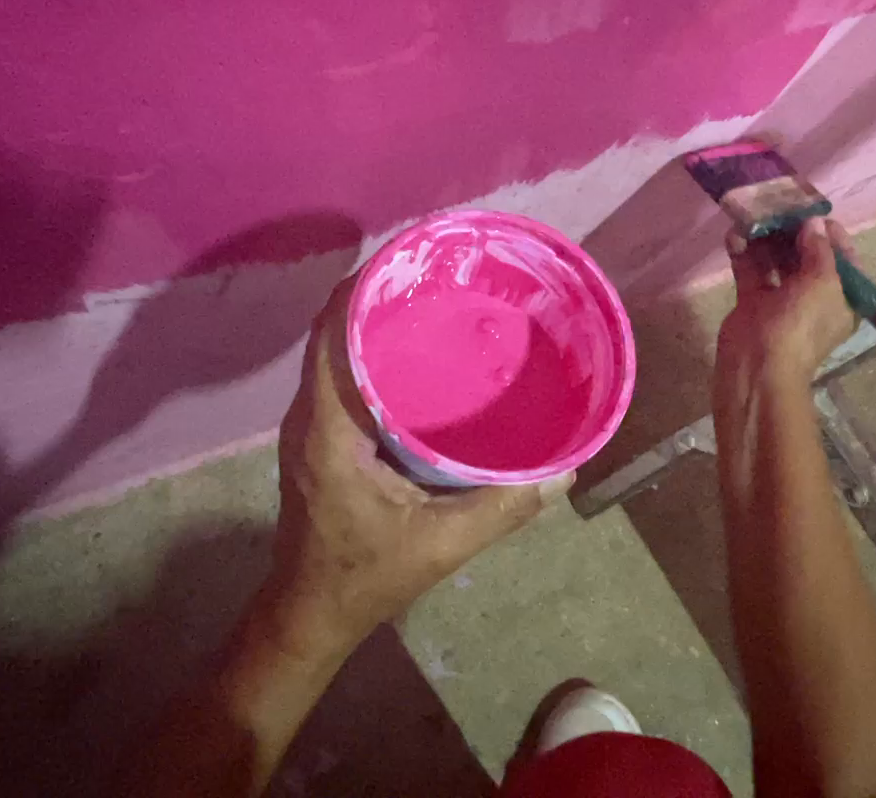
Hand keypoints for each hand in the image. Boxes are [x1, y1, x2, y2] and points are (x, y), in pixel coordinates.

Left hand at [259, 280, 572, 658]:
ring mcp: (311, 423)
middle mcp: (310, 413)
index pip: (332, 332)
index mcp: (329, 427)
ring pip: (335, 347)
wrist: (310, 614)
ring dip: (374, 318)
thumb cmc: (366, 578)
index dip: (365, 286)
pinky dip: (371, 348)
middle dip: (380, 293)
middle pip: (333, 328)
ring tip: (434, 300)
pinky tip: (418, 351)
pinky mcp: (321, 433)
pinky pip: (341, 371)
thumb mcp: (443, 545)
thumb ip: (504, 507)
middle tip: (441, 276)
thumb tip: (565, 469)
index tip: (416, 261)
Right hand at [716, 217, 858, 385]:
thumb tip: (814, 222)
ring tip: (753, 214)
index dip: (830, 234)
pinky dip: (743, 252)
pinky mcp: (752, 301)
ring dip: (765, 238)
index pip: (843, 258)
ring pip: (775, 260)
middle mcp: (814, 297)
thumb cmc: (799, 325)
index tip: (812, 211)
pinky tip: (734, 235)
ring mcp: (781, 299)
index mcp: (842, 298)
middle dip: (792, 231)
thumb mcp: (822, 284)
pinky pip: (750, 270)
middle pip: (806, 255)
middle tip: (778, 206)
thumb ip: (819, 249)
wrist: (756, 367)